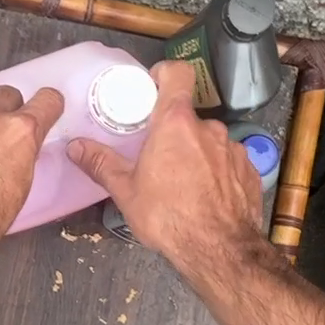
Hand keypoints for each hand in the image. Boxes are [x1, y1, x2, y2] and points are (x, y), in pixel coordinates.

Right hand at [67, 61, 265, 275]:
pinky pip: (227, 162)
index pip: (177, 74)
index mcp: (175, 124)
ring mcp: (233, 149)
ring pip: (208, 141)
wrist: (220, 250)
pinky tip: (206, 196)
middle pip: (187, 117)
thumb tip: (74, 147)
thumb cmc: (168, 217)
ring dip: (195, 154)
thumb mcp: (126, 191)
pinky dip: (216, 172)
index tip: (152, 88)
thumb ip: (100, 163)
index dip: (164, 75)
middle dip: (173, 133)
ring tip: (182, 184)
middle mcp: (208, 128)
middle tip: (156, 157)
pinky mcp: (250, 170)